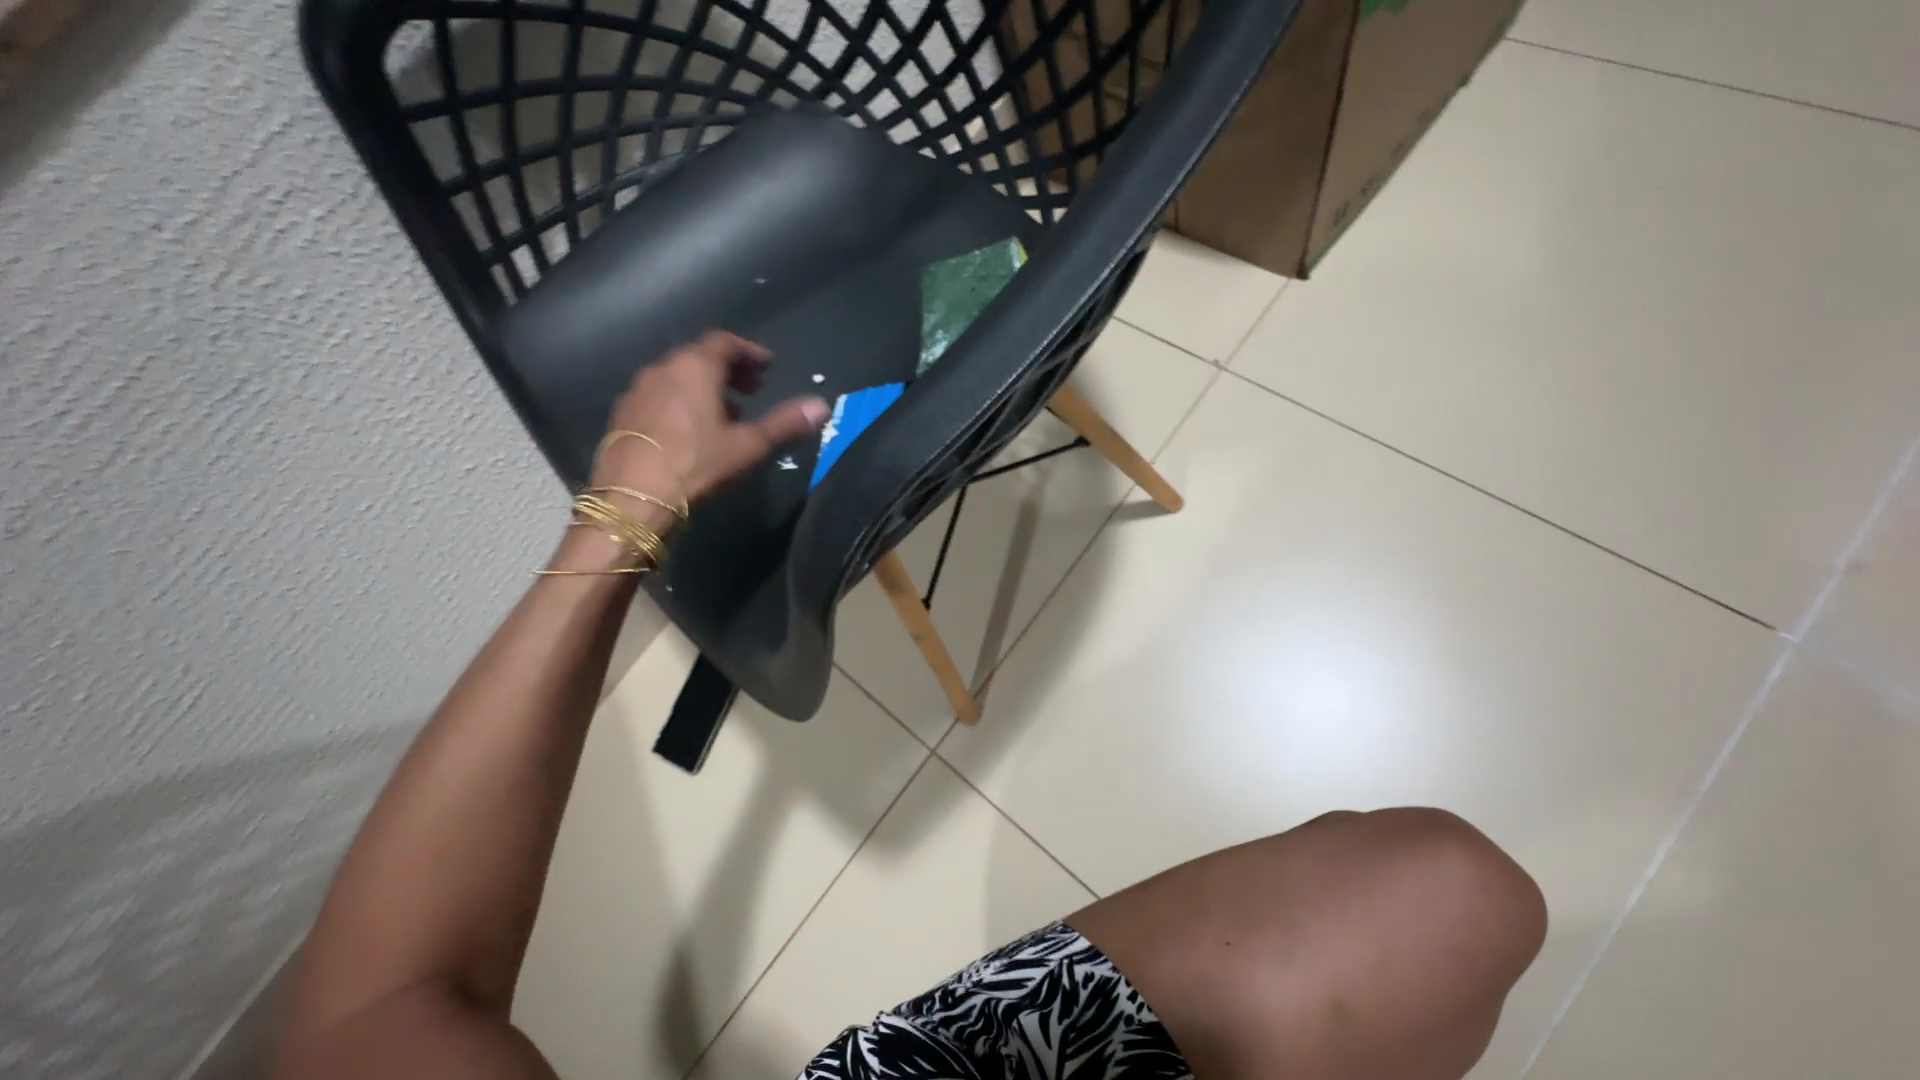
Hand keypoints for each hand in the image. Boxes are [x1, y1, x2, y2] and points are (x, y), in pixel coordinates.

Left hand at [595, 331, 828, 504]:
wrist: (632, 499)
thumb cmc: (696, 466)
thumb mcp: (748, 446)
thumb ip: (784, 423)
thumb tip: (821, 405)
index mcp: (694, 367)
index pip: (724, 343)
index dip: (750, 351)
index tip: (768, 366)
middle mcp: (662, 369)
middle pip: (698, 357)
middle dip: (728, 370)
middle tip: (752, 390)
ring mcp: (637, 391)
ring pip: (677, 378)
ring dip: (703, 388)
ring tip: (725, 414)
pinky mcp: (622, 416)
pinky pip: (659, 397)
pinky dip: (680, 402)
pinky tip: (690, 432)